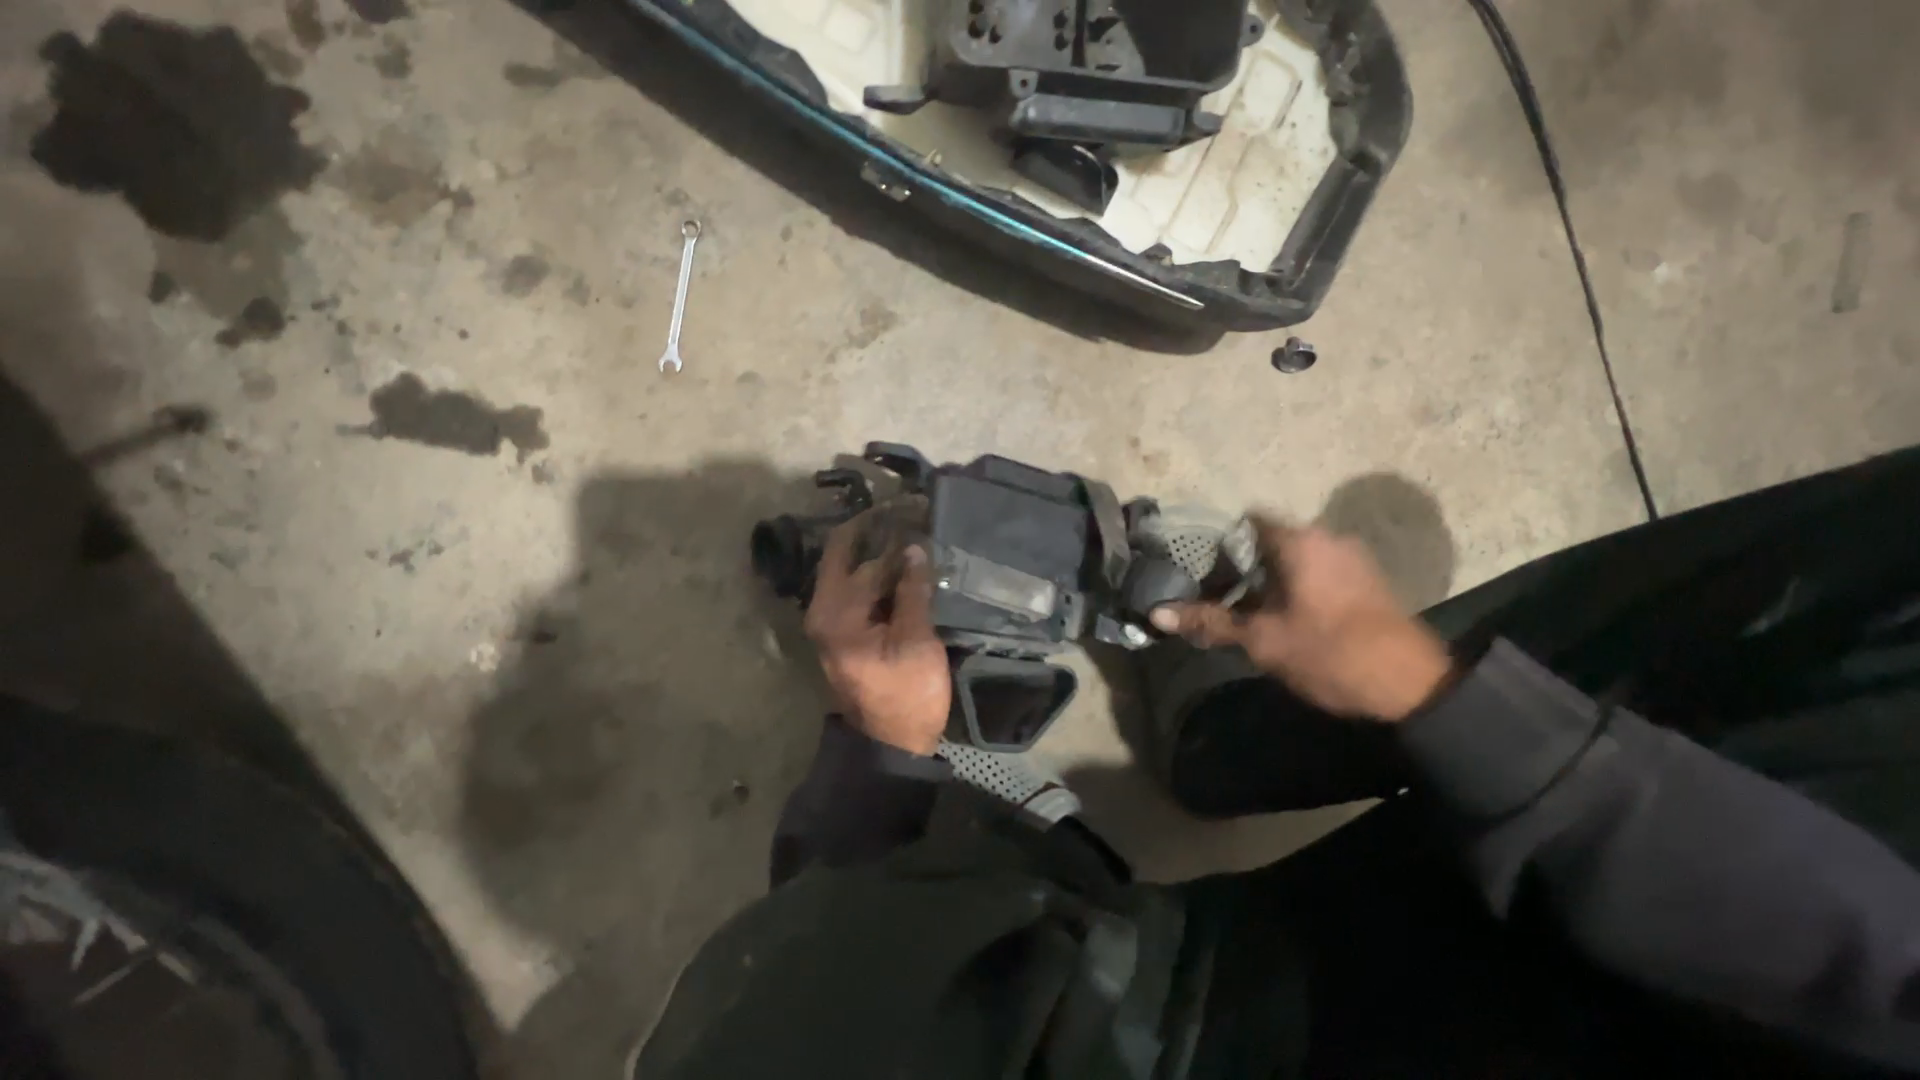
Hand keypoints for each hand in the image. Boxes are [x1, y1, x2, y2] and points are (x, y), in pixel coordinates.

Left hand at [804, 517, 951, 754]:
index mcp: (834, 611)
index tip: (911, 504)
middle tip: (916, 514)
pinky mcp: (844, 633)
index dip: (881, 524)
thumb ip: (911, 590)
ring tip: (917, 535)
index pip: (853, 550)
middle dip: (880, 534)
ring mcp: (830, 623)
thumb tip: (913, 547)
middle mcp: (822, 610)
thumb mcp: (915, 641)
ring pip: (853, 574)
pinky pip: (858, 592)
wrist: (891, 746)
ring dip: (881, 555)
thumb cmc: (906, 695)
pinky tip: (908, 568)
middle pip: (847, 557)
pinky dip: (880, 577)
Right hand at [1150, 518, 1452, 722]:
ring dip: (1270, 580)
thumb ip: (1211, 621)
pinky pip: (1318, 572)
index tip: (1199, 568)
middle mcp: (1327, 537)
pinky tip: (1285, 619)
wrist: (1411, 685)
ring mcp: (1352, 558)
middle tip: (1215, 596)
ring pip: (1295, 559)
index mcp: (1299, 541)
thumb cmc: (1328, 652)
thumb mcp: (1262, 640)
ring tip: (1245, 612)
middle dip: (1242, 566)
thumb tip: (1158, 614)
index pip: (1247, 520)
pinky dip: (1296, 588)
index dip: (1219, 542)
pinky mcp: (1367, 581)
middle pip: (1270, 540)